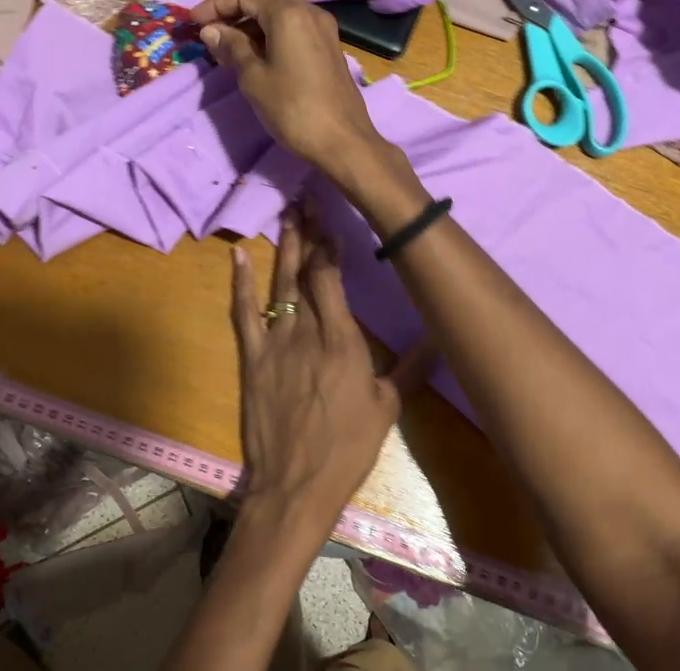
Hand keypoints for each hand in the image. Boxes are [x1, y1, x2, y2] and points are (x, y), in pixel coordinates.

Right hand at [191, 0, 382, 174]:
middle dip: (237, 5)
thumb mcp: (253, 78)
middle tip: (213, 27)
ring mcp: (323, 28)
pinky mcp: (329, 45)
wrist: (343, 141)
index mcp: (289, 14)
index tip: (194, 22)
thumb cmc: (293, 109)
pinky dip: (272, 28)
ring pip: (283, 7)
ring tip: (229, 42)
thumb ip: (232, 47)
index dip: (216, 3)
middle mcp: (309, 12)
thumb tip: (212, 30)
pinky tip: (256, 51)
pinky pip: (295, 24)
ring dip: (255, 17)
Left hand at [229, 202, 436, 519]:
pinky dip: (240, 281)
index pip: (333, 277)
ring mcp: (276, 341)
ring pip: (279, 282)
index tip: (333, 218)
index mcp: (343, 339)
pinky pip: (243, 311)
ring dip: (283, 246)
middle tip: (307, 197)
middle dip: (309, 232)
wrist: (295, 483)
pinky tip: (238, 253)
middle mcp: (308, 330)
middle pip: (306, 270)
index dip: (331, 244)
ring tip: (286, 212)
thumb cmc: (348, 448)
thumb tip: (441, 335)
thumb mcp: (388, 407)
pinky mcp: (252, 357)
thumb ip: (411, 366)